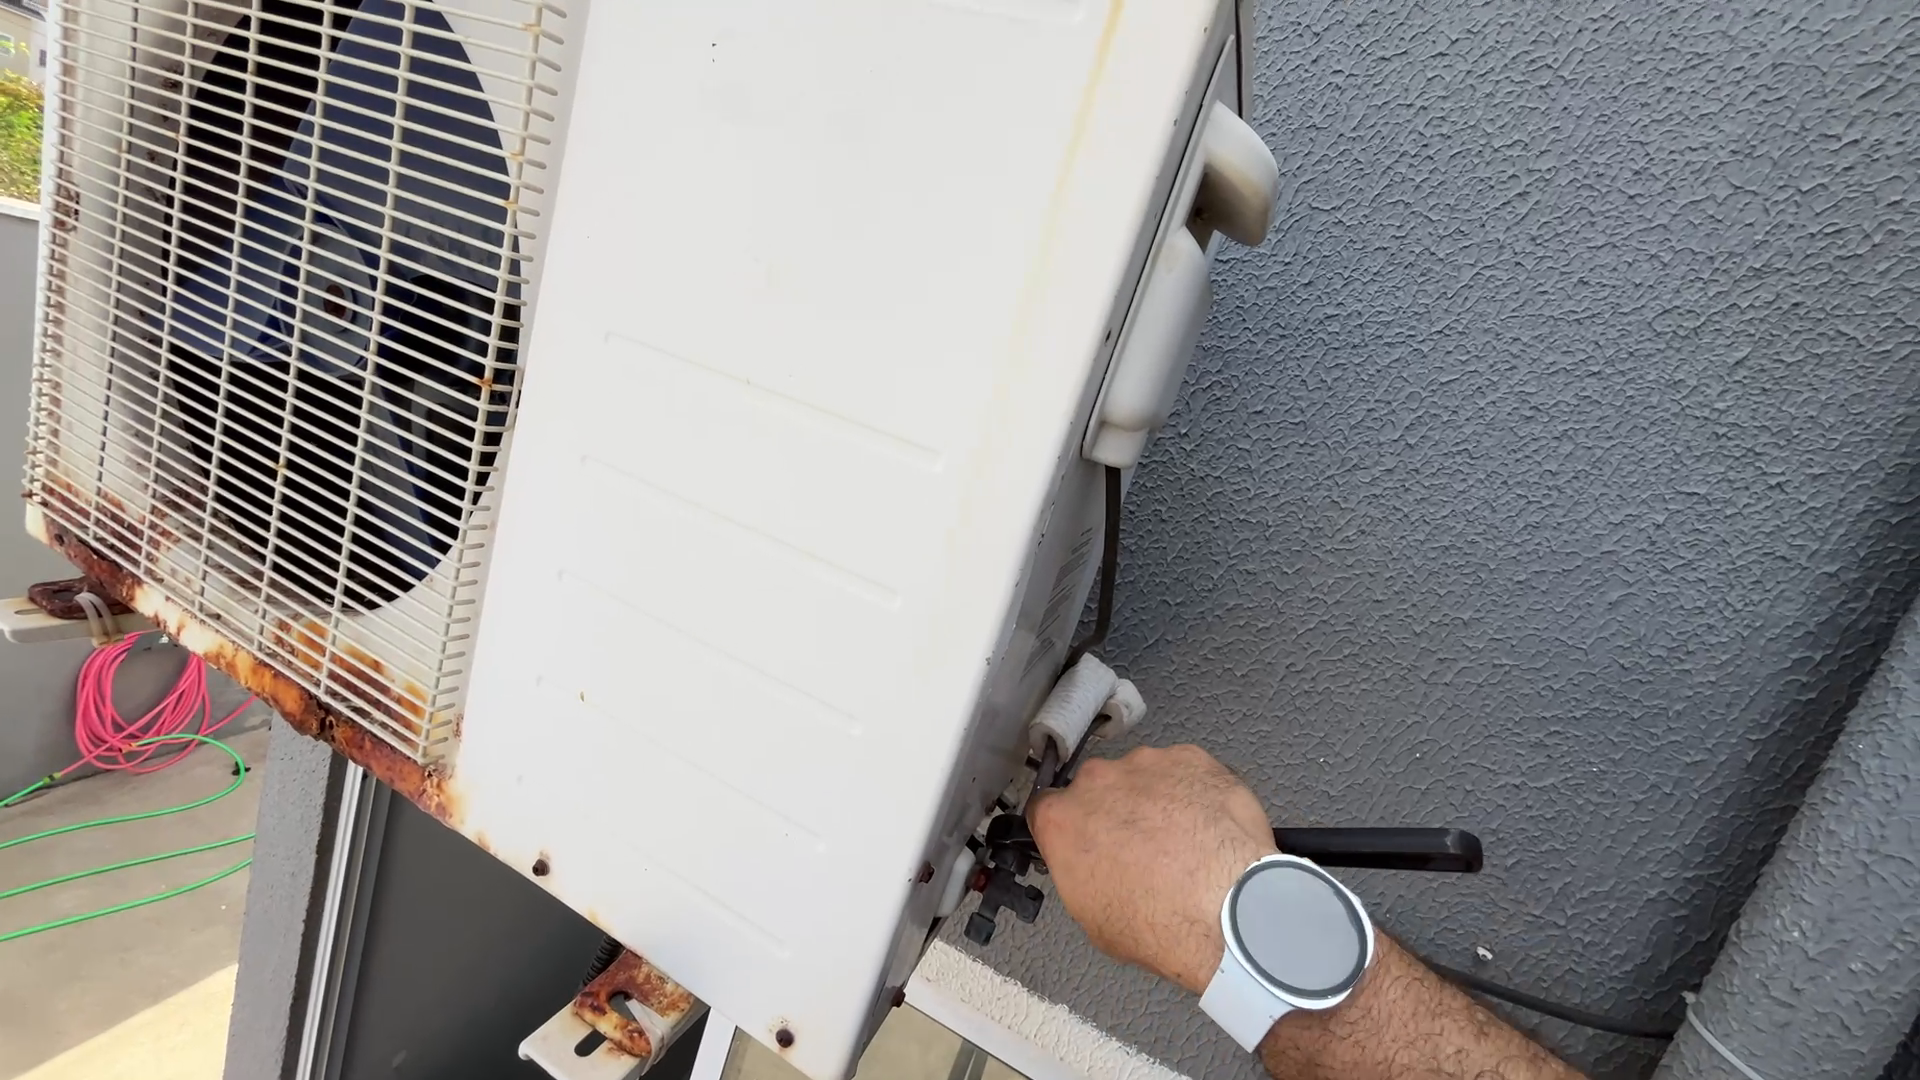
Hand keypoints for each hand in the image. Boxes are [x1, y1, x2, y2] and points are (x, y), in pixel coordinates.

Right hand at [1027, 744, 1277, 994]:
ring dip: (1156, 799)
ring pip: (1143, 775)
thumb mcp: (1091, 917)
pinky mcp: (1190, 758)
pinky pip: (1186, 769)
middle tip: (1141, 848)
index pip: (1047, 807)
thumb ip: (1077, 871)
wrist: (1225, 911)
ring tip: (1184, 841)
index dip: (1067, 826)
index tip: (1083, 839)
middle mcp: (1097, 780)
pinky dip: (1195, 790)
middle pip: (1097, 787)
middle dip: (1114, 811)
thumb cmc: (1159, 922)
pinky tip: (1208, 824)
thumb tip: (1088, 867)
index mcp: (1062, 818)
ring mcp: (1144, 764)